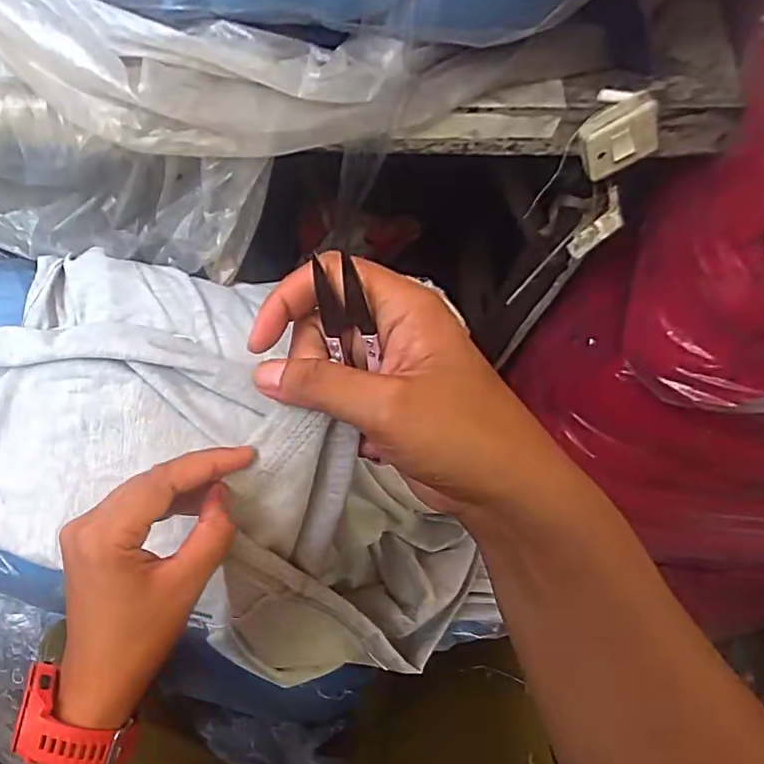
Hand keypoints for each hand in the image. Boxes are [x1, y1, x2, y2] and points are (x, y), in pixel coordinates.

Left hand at [55, 446, 254, 729]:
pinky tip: (188, 505)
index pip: (159, 482)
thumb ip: (209, 535)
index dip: (205, 464)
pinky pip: (127, 510)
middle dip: (193, 473)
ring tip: (220, 487)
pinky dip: (159, 505)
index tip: (245, 456)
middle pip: (146, 483)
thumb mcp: (183, 587)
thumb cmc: (140, 641)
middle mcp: (86, 521)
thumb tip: (221, 495)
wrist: (99, 679)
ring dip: (177, 488)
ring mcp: (82, 530)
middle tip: (238, 468)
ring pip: (136, 493)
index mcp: (104, 532)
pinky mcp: (86, 541)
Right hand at [248, 253, 580, 518]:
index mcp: (403, 309)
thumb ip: (321, 385)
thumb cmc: (459, 435)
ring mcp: (385, 367)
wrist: (501, 487)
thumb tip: (264, 374)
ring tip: (336, 419)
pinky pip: (336, 392)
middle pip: (322, 319)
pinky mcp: (380, 401)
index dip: (290, 297)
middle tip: (313, 395)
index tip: (262, 343)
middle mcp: (391, 330)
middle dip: (304, 354)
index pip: (332, 275)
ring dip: (314, 387)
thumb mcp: (386, 406)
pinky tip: (344, 433)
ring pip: (325, 359)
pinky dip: (326, 409)